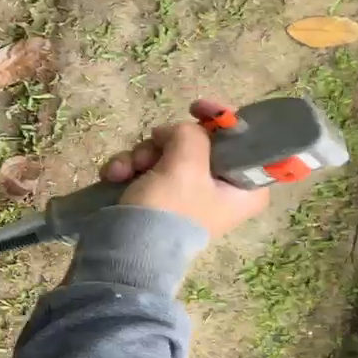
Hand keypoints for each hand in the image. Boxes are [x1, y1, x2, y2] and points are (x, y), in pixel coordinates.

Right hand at [99, 98, 268, 238]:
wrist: (124, 251)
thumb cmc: (167, 211)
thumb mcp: (184, 167)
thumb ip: (189, 136)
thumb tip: (176, 129)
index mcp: (245, 187)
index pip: (244, 141)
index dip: (220, 121)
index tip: (196, 107)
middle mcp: (218, 190)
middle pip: (195, 147)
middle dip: (164, 145)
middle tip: (147, 153)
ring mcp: (183, 196)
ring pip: (164, 157)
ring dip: (138, 156)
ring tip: (122, 170)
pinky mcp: (153, 201)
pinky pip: (143, 171)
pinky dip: (126, 170)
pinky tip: (113, 177)